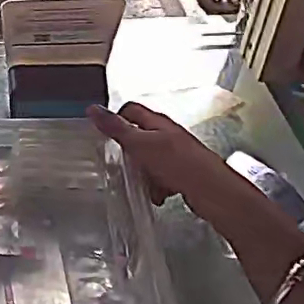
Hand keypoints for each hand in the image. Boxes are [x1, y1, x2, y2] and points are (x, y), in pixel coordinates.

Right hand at [85, 102, 223, 203]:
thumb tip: (93, 109)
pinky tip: (155, 195)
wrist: (209, 190)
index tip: (104, 132)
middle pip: (140, 136)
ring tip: (138, 182)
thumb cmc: (176, 163)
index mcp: (158, 123)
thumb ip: (116, 128)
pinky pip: (162, 177)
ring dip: (142, 171)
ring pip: (150, 159)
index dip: (116, 118)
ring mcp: (177, 154)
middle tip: (118, 161)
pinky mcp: (183, 173)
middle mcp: (169, 135)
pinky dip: (156, 186)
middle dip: (128, 150)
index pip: (131, 110)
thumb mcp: (139, 143)